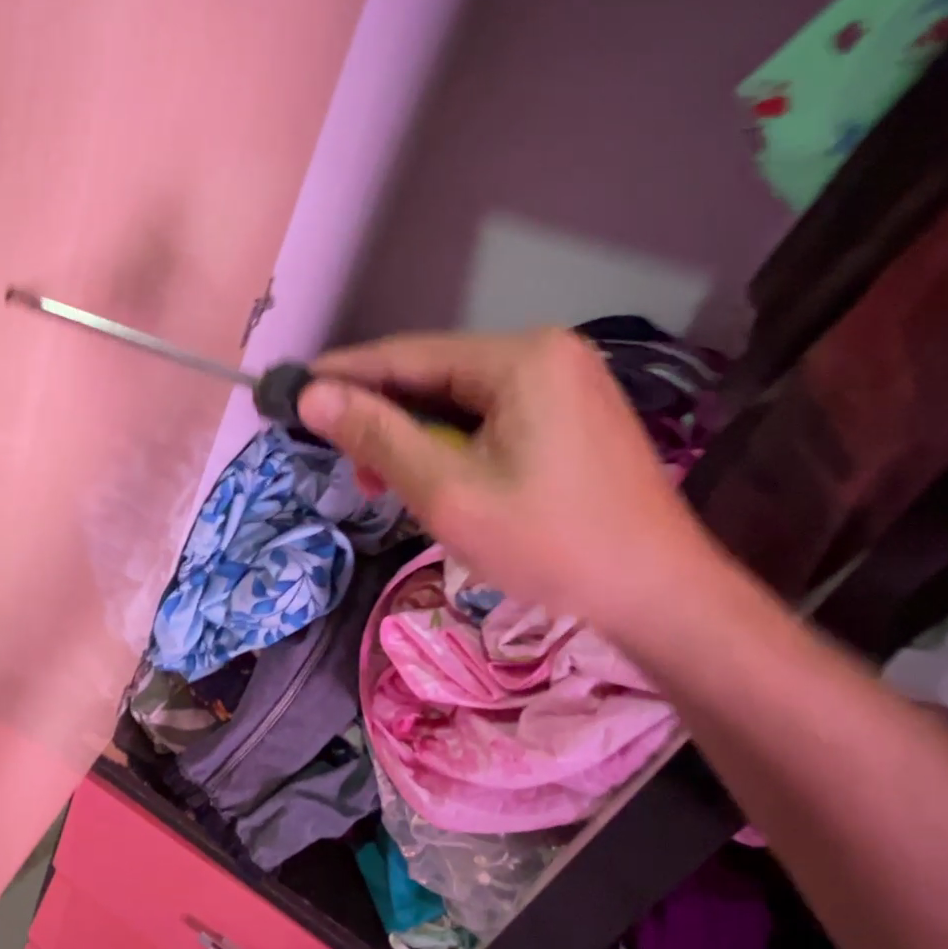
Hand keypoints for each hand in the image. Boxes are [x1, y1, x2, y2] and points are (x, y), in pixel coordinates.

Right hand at [296, 329, 722, 632]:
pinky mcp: (569, 411)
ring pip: (455, 398)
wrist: (661, 595)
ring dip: (411, 435)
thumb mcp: (447, 493)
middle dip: (379, 415)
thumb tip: (310, 395)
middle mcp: (545, 353)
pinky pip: (486, 414)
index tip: (286, 392)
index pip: (405, 355)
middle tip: (338, 460)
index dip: (341, 375)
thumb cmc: (550, 544)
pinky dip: (447, 441)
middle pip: (431, 374)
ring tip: (379, 483)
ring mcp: (564, 381)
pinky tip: (429, 476)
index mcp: (520, 359)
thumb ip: (376, 437)